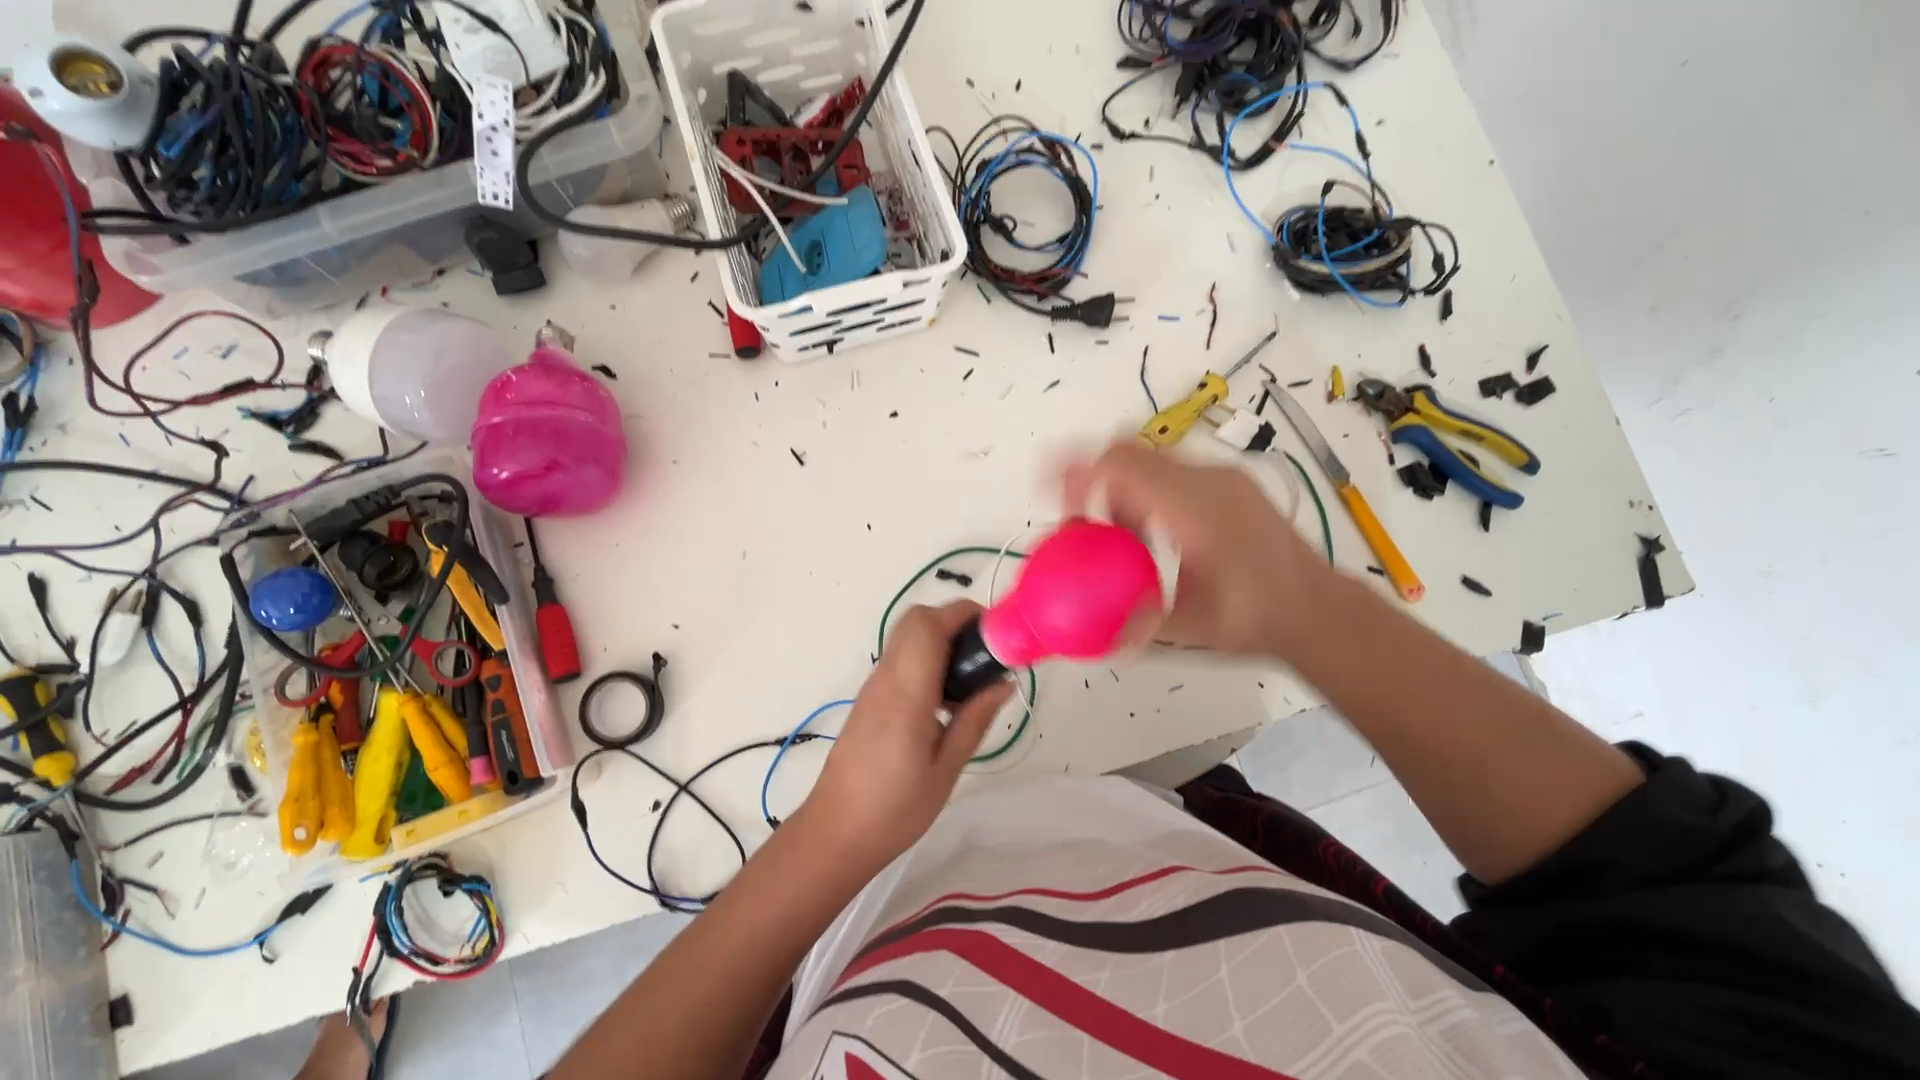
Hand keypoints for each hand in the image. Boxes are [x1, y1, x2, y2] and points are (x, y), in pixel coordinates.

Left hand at [797, 601, 1014, 866]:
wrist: (835, 832)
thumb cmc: (896, 809)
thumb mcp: (947, 768)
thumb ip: (975, 719)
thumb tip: (1004, 681)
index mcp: (906, 693)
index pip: (928, 625)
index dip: (964, 614)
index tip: (998, 635)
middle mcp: (885, 679)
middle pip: (916, 621)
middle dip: (956, 622)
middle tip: (988, 656)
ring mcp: (873, 687)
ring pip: (907, 638)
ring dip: (941, 642)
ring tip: (972, 680)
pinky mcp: (869, 700)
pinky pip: (900, 661)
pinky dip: (927, 661)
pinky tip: (946, 700)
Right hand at [1061, 439, 1331, 655]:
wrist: (1320, 608)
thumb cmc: (1259, 619)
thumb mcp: (1191, 628)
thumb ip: (1135, 622)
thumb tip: (1086, 633)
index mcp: (1196, 511)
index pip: (1124, 467)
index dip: (1078, 474)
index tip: (1055, 499)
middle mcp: (1208, 482)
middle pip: (1129, 450)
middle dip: (1088, 475)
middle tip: (1072, 516)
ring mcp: (1220, 479)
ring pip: (1147, 459)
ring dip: (1115, 487)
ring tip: (1108, 535)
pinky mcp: (1227, 485)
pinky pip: (1168, 473)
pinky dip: (1140, 493)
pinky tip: (1143, 536)